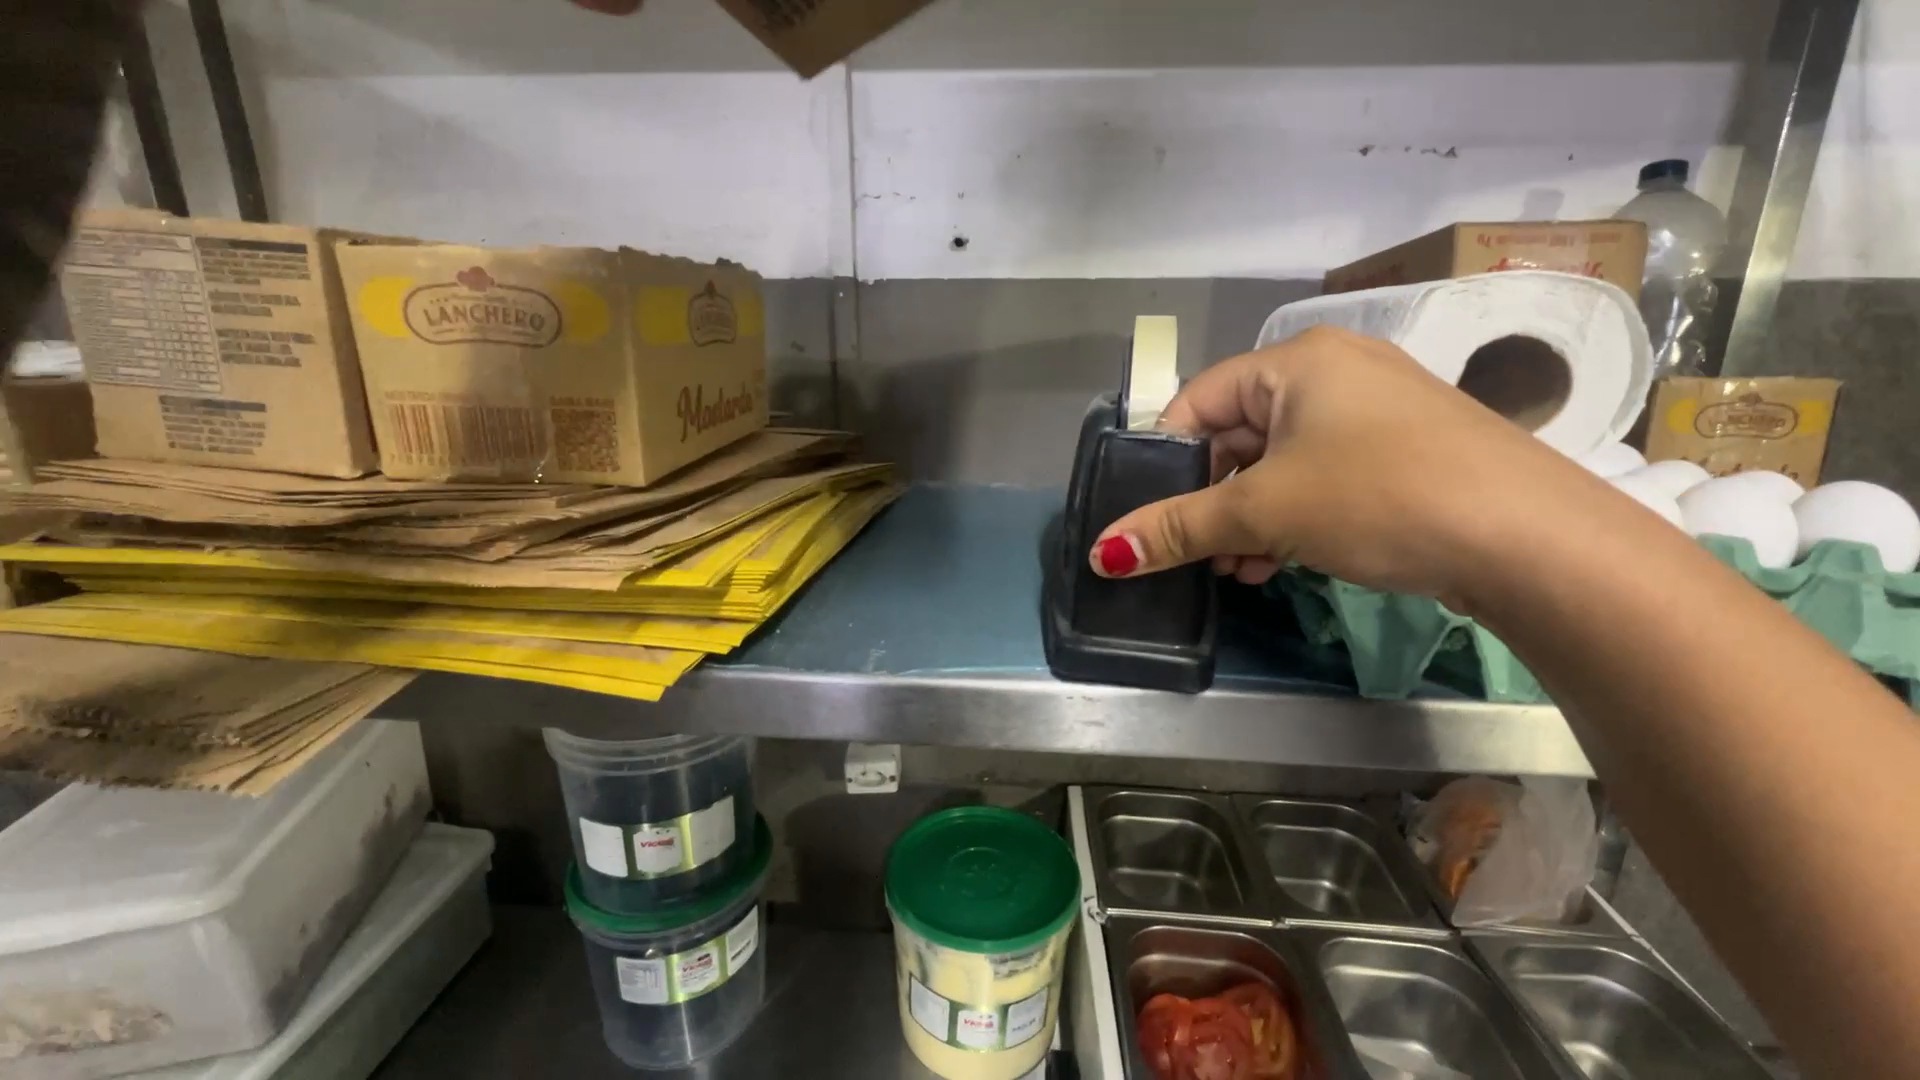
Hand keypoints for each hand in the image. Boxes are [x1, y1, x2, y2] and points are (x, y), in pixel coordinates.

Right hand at [1088, 326, 1609, 606]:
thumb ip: (1178, 528)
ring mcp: (1375, 412)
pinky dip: (1293, 518)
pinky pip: (1322, 477)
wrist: (1531, 538)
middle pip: (1237, 436)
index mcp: (1295, 361)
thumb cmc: (1380, 496)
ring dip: (1249, 519)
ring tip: (1241, 569)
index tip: (1151, 517)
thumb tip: (1102, 553)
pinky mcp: (1404, 453)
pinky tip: (1283, 563)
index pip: (1196, 402)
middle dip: (1211, 501)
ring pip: (1279, 463)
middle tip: (1198, 554)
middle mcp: (1334, 372)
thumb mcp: (1266, 511)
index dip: (1165, 461)